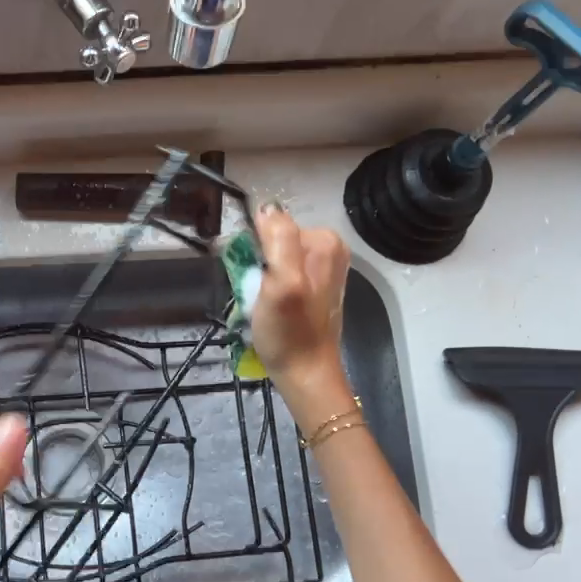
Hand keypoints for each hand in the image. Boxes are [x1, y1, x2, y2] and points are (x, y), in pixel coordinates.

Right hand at [251, 203, 349, 396]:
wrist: (305, 373)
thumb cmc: (289, 332)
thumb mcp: (282, 283)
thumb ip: (279, 240)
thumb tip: (267, 208)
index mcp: (323, 241)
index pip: (271, 227)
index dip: (254, 252)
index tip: (251, 279)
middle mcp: (329, 249)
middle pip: (273, 243)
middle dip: (257, 266)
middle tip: (256, 296)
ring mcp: (323, 269)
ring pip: (274, 261)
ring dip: (260, 281)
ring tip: (261, 306)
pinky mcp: (314, 288)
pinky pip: (281, 276)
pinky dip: (269, 290)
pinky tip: (270, 310)